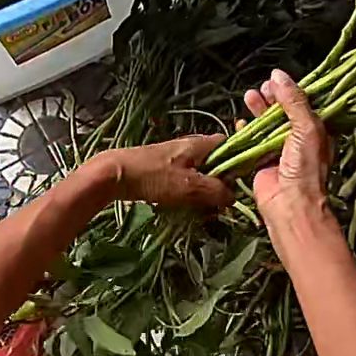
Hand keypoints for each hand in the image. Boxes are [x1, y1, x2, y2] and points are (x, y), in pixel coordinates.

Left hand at [89, 134, 230, 207]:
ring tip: (205, 211)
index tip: (241, 184)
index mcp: (200, 144)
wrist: (113, 175)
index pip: (231, 146)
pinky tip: (187, 208)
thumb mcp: (190, 186)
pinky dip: (190, 193)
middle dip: (222, 184)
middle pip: (218, 163)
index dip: (240, 162)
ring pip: (202, 174)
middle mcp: (191, 147)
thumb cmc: (153, 176)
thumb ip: (216, 190)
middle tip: (221, 205)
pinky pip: (187, 181)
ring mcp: (177, 158)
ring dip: (205, 192)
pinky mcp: (164, 169)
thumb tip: (233, 197)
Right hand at [244, 69, 332, 235]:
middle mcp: (297, 141)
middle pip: (282, 113)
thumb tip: (278, 76)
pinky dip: (244, 133)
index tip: (276, 80)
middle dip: (271, 99)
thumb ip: (293, 101)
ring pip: (265, 126)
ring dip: (257, 112)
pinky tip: (239, 123)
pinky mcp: (261, 164)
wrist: (290, 204)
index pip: (302, 105)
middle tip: (262, 87)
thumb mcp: (306, 127)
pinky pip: (251, 144)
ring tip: (249, 96)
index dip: (289, 91)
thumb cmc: (305, 168)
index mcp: (315, 132)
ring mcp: (278, 153)